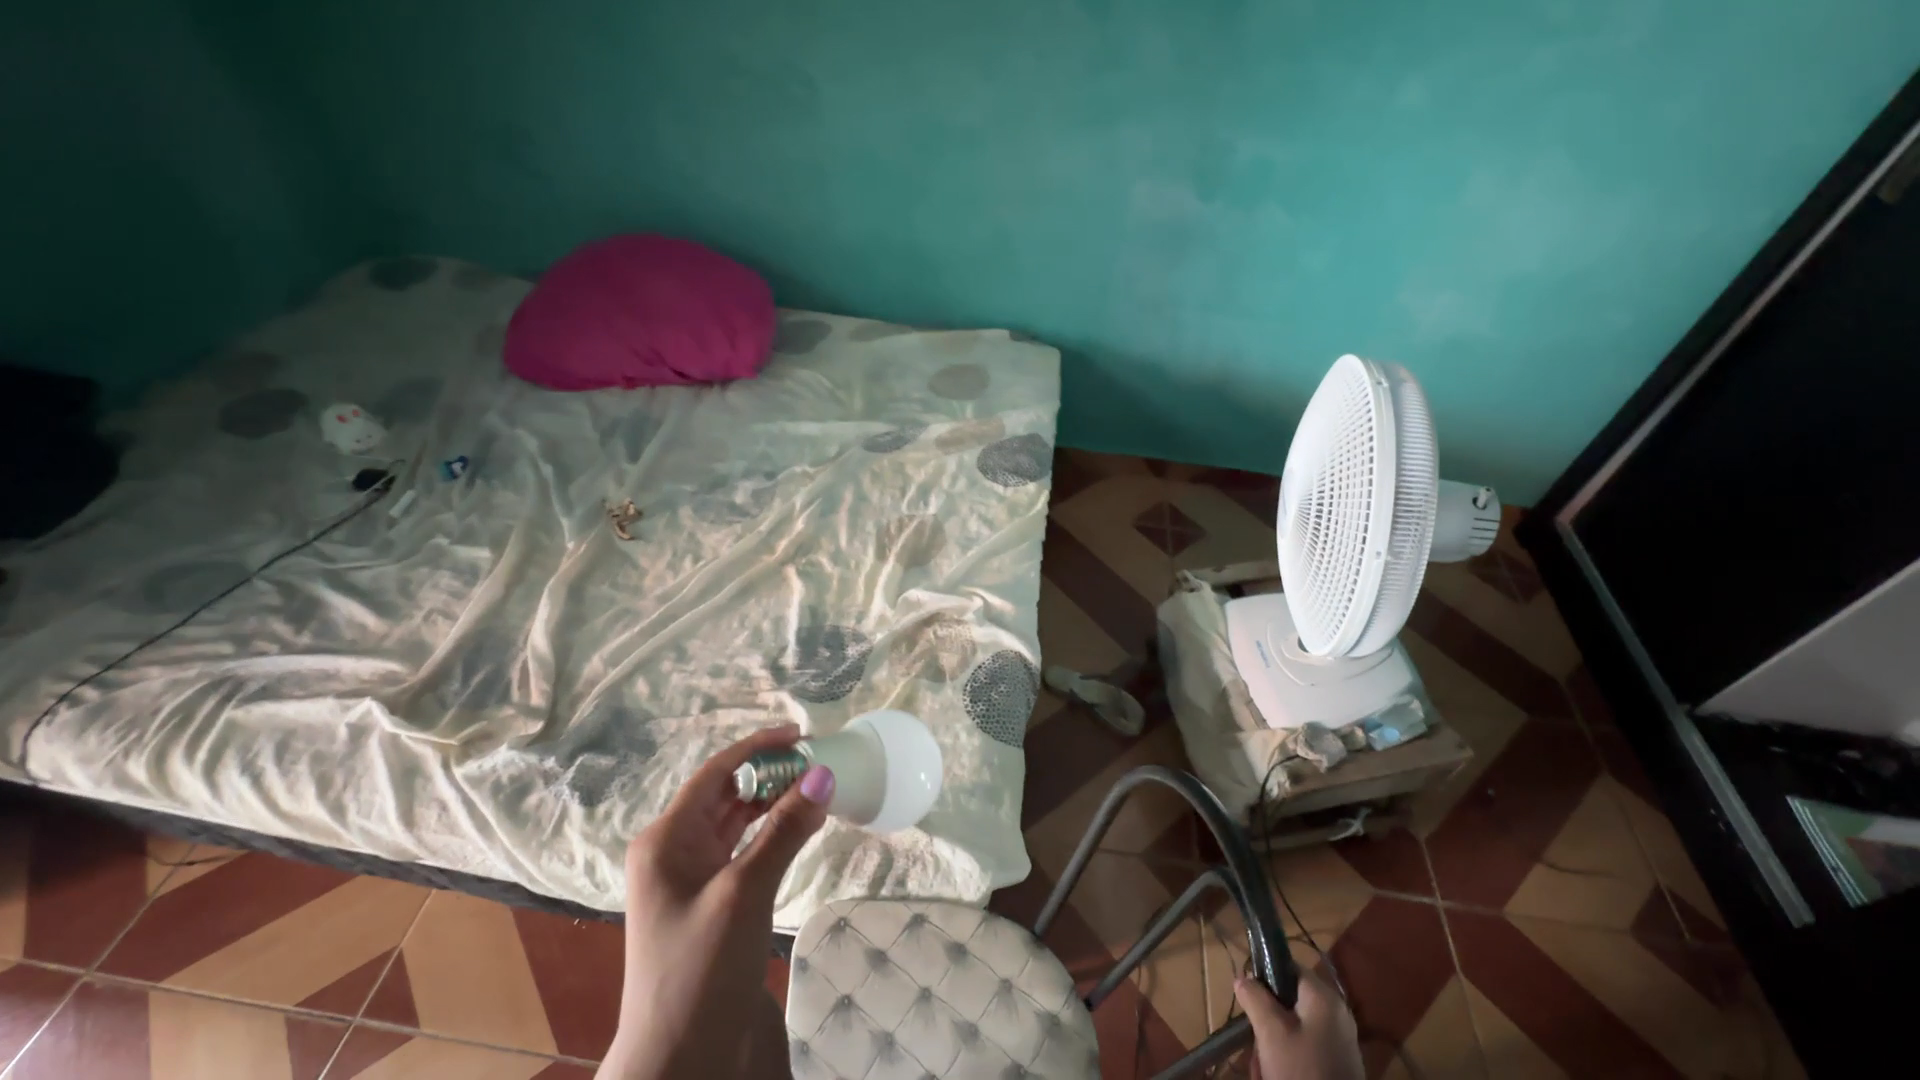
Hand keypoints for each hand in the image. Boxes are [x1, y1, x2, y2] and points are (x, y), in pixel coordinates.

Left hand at [598, 725, 835, 1079]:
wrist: (683, 1060)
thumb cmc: (701, 968)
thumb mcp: (745, 892)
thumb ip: (784, 830)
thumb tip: (824, 774)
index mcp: (666, 839)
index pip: (716, 774)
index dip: (758, 748)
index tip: (802, 732)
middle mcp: (674, 853)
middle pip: (727, 796)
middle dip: (770, 775)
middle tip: (821, 763)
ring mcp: (693, 882)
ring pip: (738, 825)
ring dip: (775, 805)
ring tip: (819, 789)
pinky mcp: (713, 908)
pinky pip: (745, 854)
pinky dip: (773, 837)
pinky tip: (803, 831)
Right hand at [1235, 969, 1363, 1079]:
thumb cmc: (1302, 1069)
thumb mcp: (1270, 1031)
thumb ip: (1255, 997)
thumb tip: (1243, 977)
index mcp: (1324, 997)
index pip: (1290, 966)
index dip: (1265, 974)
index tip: (1247, 994)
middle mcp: (1336, 1012)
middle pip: (1291, 996)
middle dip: (1269, 1012)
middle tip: (1256, 1032)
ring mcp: (1340, 1038)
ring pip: (1296, 1022)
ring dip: (1276, 1036)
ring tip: (1265, 1058)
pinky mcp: (1338, 1060)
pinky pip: (1306, 1043)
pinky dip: (1289, 1052)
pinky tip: (1279, 1069)